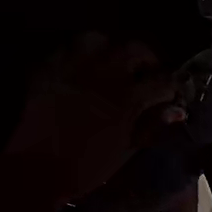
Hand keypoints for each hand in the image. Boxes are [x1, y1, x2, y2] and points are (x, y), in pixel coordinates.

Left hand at [2, 33, 185, 202]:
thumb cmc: (86, 168)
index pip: (162, 80)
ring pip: (97, 40)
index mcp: (127, 97)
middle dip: (146, 59)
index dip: (170, 87)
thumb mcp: (125, 150)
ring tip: (109, 65)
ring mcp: (74, 68)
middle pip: (134, 48)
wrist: (36, 171)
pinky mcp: (48, 70)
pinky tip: (79, 71)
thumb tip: (175, 111)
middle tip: (145, 73)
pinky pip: (65, 50)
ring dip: (108, 49)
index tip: (168, 94)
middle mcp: (104, 74)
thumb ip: (150, 125)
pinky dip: (76, 57)